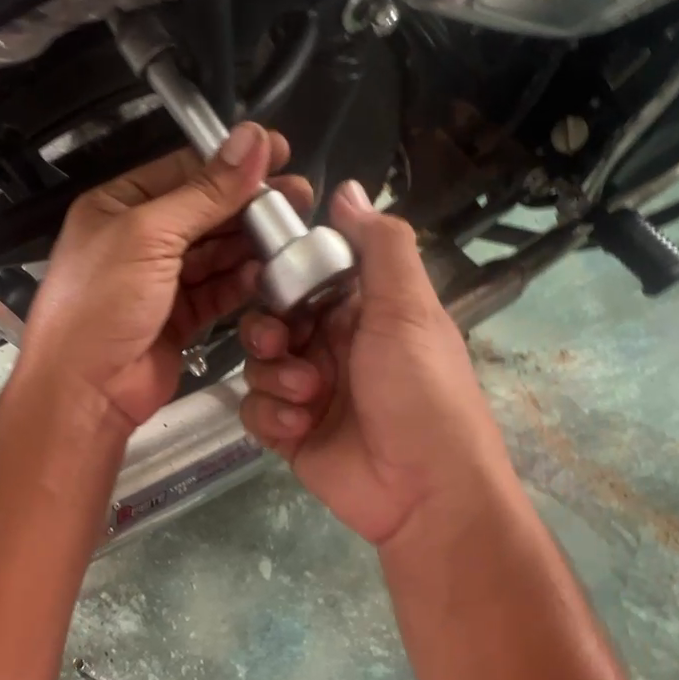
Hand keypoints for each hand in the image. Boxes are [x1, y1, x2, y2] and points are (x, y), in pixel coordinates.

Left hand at [17, 123, 312, 430]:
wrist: (83, 391)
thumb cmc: (100, 306)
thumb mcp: (149, 236)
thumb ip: (205, 192)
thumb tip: (252, 140)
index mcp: (117, 207)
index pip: (182, 172)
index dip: (231, 163)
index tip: (278, 154)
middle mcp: (137, 241)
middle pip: (204, 212)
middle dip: (249, 206)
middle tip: (299, 198)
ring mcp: (158, 282)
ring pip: (215, 253)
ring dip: (251, 244)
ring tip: (293, 235)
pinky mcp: (178, 319)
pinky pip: (217, 292)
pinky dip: (242, 282)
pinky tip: (269, 272)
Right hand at [237, 181, 512, 548]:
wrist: (423, 489)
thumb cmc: (421, 391)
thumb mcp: (409, 310)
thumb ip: (379, 248)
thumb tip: (346, 190)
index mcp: (362, 313)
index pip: (305, 279)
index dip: (282, 278)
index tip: (269, 281)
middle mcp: (331, 347)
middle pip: (270, 321)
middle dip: (268, 332)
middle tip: (282, 345)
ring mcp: (308, 392)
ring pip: (257, 366)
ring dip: (275, 379)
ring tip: (309, 398)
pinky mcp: (289, 433)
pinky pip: (254, 411)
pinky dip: (270, 416)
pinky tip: (297, 428)